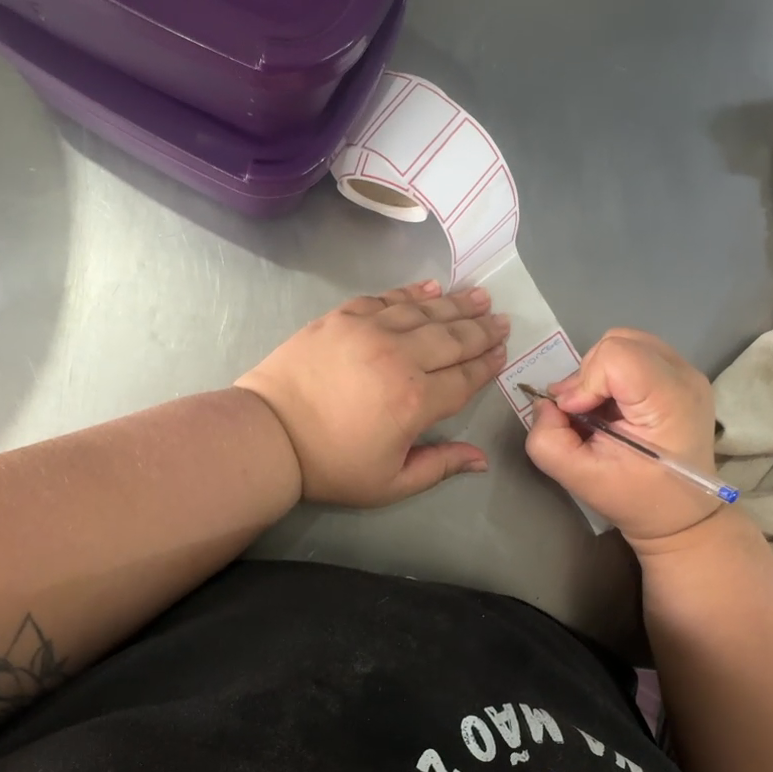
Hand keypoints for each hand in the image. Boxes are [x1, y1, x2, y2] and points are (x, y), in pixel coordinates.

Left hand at [237, 280, 509, 507]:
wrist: (268, 435)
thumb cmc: (330, 466)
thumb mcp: (389, 483)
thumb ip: (438, 467)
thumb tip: (481, 459)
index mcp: (417, 401)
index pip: (465, 377)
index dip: (487, 364)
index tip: (504, 352)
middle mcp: (400, 357)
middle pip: (452, 338)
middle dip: (481, 329)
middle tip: (502, 319)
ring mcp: (369, 331)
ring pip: (423, 312)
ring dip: (455, 304)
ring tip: (479, 296)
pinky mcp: (342, 318)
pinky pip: (386, 298)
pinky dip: (411, 292)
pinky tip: (430, 288)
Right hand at [524, 328, 722, 545]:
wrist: (681, 515)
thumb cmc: (636, 499)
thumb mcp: (579, 479)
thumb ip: (547, 441)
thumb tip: (547, 406)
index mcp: (668, 401)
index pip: (614, 356)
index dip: (584, 382)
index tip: (578, 417)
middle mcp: (684, 376)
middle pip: (618, 342)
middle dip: (587, 375)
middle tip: (580, 413)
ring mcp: (687, 373)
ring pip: (625, 342)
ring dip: (598, 372)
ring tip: (595, 409)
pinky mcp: (680, 376)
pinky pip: (635, 353)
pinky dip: (612, 374)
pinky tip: (613, 406)